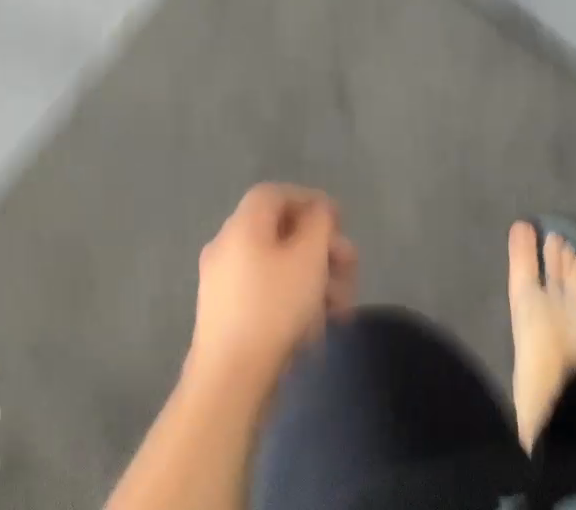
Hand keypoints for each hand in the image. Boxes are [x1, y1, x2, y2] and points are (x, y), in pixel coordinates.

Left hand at [186, 184, 358, 388]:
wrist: (231, 381)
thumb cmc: (275, 308)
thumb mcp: (310, 256)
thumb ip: (319, 222)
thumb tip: (319, 210)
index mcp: (242, 229)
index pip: (275, 194)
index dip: (311, 200)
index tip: (339, 224)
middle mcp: (227, 250)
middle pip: (283, 232)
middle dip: (324, 248)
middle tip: (350, 268)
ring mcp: (225, 285)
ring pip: (281, 266)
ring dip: (318, 278)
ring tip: (341, 305)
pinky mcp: (229, 315)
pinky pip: (270, 292)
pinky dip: (297, 299)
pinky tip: (318, 323)